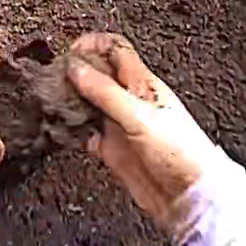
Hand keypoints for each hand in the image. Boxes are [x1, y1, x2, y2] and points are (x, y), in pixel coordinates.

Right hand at [66, 32, 228, 236]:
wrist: (191, 201)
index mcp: (142, 82)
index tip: (71, 52)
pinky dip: (74, 130)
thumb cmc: (180, 153)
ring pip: (90, 102)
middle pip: (98, 73)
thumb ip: (106, 92)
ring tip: (54, 102)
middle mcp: (129, 99)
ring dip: (72, 100)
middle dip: (77, 71)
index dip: (93, 44)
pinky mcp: (114, 149)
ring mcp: (120, 124)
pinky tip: (65, 131)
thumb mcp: (140, 116)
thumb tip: (76, 67)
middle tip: (56, 78)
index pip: (115, 49)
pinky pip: (88, 132)